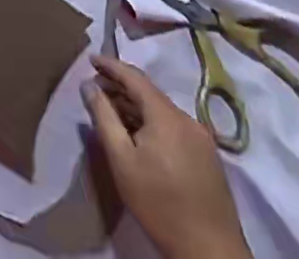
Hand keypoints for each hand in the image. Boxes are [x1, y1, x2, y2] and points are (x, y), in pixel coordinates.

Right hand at [82, 55, 251, 258]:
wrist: (210, 252)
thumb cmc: (158, 203)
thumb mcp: (121, 159)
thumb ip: (103, 117)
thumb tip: (89, 86)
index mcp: (167, 116)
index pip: (135, 78)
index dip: (111, 66)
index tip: (90, 58)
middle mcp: (187, 120)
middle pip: (150, 93)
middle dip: (121, 86)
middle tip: (95, 85)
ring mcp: (201, 138)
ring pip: (162, 110)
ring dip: (135, 105)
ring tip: (111, 108)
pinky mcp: (207, 156)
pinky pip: (173, 126)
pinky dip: (151, 121)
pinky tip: (138, 133)